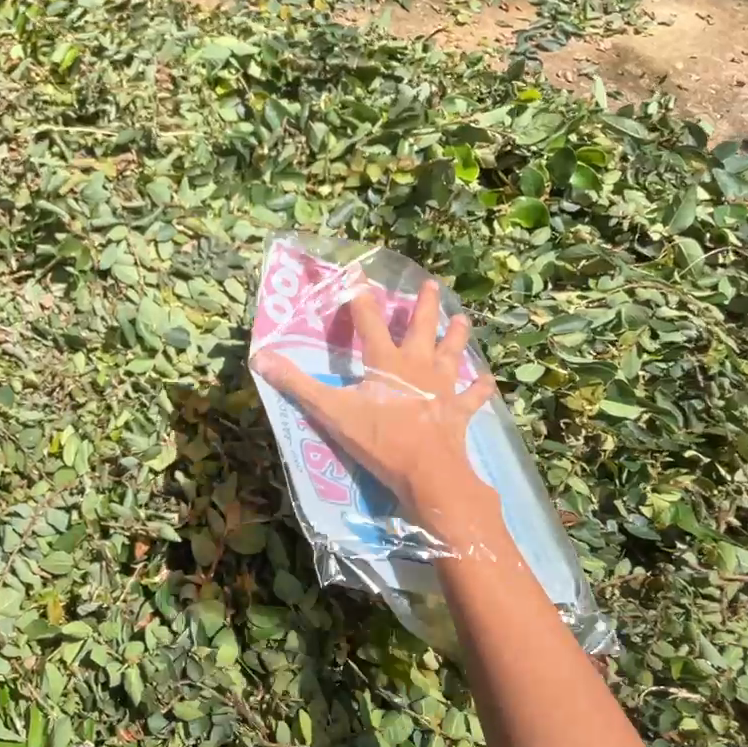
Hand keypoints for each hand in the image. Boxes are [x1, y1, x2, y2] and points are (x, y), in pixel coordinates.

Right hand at [252, 279, 499, 539]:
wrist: (429, 472)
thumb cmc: (378, 437)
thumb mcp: (329, 410)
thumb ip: (296, 384)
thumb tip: (260, 358)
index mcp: (386, 361)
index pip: (369, 320)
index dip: (361, 297)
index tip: (358, 274)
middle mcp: (418, 365)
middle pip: (422, 328)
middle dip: (423, 305)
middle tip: (429, 284)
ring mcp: (443, 387)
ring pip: (452, 353)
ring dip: (457, 335)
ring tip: (462, 319)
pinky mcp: (459, 412)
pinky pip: (472, 396)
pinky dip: (478, 388)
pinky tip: (487, 380)